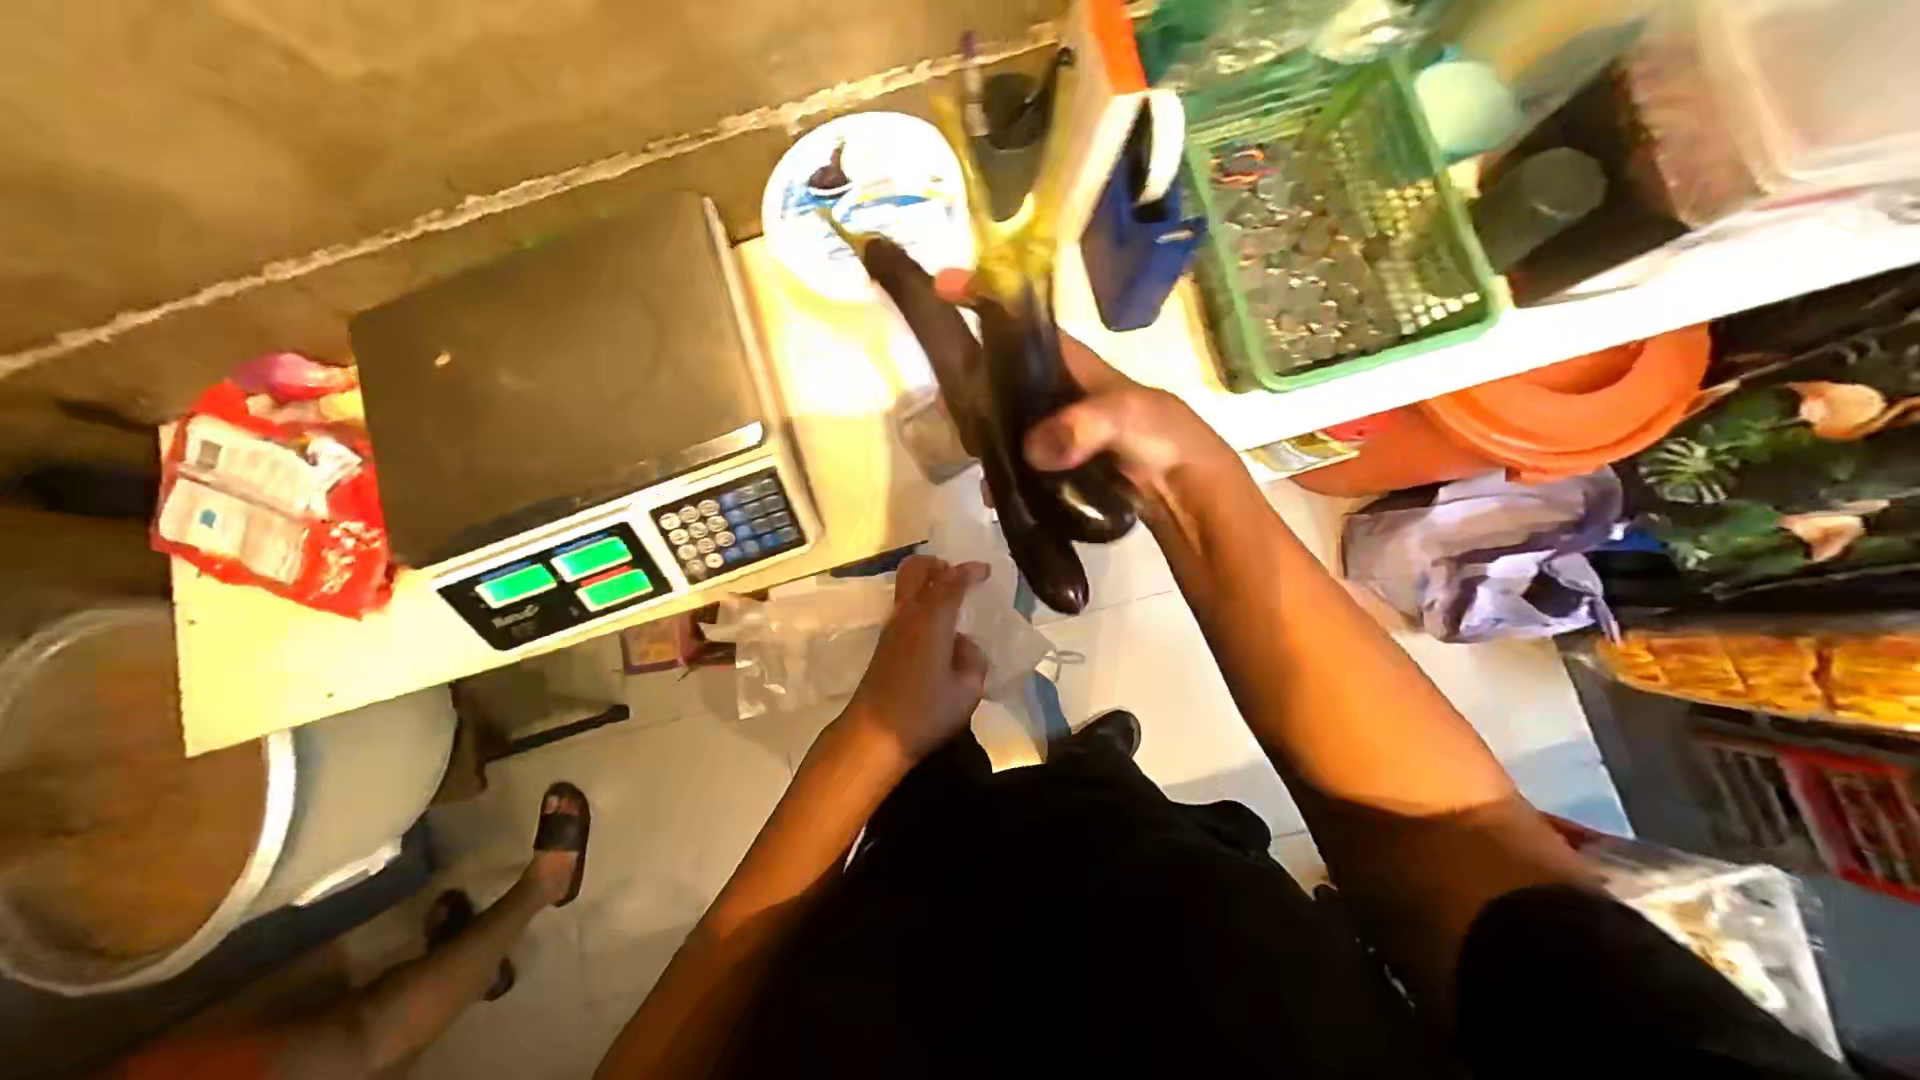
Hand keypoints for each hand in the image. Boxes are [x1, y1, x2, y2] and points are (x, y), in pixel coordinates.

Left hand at [840, 555, 990, 761]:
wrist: (874, 735)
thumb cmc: (925, 711)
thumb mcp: (967, 691)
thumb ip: (973, 660)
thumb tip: (963, 646)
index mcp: (931, 619)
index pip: (951, 581)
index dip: (969, 571)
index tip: (985, 571)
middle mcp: (907, 615)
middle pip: (914, 569)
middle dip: (936, 564)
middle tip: (957, 576)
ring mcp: (891, 628)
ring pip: (906, 588)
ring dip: (927, 584)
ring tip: (953, 604)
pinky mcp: (884, 645)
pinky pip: (905, 609)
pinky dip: (922, 605)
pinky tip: (939, 631)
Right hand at [931, 270, 1236, 504]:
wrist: (1180, 485)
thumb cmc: (1161, 433)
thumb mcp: (1130, 416)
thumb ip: (1086, 425)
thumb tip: (1035, 450)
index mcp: (1069, 363)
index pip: (1022, 322)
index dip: (987, 298)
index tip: (945, 284)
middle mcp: (1053, 392)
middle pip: (998, 376)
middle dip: (968, 383)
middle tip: (945, 403)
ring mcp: (1049, 430)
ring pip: (1000, 421)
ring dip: (980, 433)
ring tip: (967, 448)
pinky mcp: (1049, 465)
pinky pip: (1013, 464)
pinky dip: (1000, 477)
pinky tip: (994, 491)